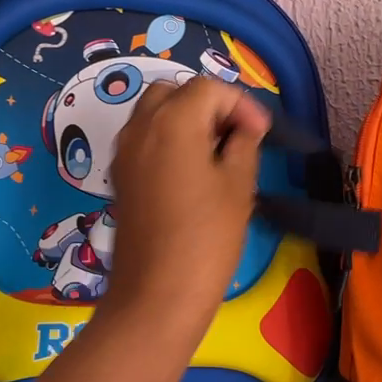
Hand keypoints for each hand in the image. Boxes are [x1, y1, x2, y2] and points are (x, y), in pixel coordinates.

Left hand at [100, 78, 268, 334]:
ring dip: (186, 120)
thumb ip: (243, 144)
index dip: (240, 104)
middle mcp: (140, 127)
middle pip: (174, 92)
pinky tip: (192, 172)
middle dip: (208, 105)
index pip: (208, 88)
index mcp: (172, 122)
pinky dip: (168, 140)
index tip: (261, 132)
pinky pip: (144, 139)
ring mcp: (124, 152)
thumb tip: (244, 128)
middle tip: (236, 135)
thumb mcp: (238, 185)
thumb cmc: (207, 237)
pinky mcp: (120, 177)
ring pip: (154, 113)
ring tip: (217, 152)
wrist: (158, 292)